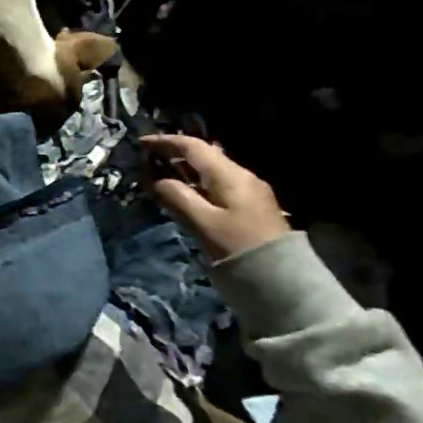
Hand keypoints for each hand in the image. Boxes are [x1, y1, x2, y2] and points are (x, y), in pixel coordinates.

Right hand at [142, 134, 291, 259]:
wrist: (280, 280)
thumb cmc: (238, 248)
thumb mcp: (203, 224)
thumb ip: (178, 198)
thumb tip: (157, 181)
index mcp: (229, 175)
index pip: (194, 147)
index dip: (166, 142)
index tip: (142, 143)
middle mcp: (242, 176)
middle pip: (204, 155)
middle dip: (176, 153)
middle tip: (149, 159)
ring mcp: (250, 191)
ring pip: (212, 170)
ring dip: (186, 169)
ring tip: (163, 175)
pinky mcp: (252, 207)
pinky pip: (219, 184)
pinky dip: (198, 183)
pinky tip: (188, 194)